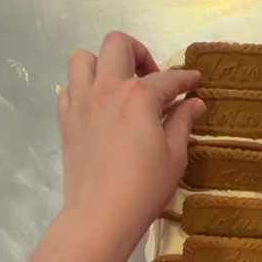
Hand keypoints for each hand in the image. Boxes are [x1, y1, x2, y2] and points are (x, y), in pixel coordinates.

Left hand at [57, 31, 203, 252]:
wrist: (100, 216)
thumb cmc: (144, 189)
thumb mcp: (174, 157)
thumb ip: (182, 124)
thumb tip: (194, 104)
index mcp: (139, 96)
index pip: (168, 78)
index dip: (186, 79)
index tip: (195, 82)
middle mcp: (107, 89)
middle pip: (117, 45)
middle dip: (138, 53)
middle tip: (150, 79)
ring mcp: (81, 103)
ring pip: (82, 58)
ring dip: (101, 64)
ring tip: (116, 87)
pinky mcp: (66, 122)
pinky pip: (67, 89)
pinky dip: (81, 90)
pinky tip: (96, 108)